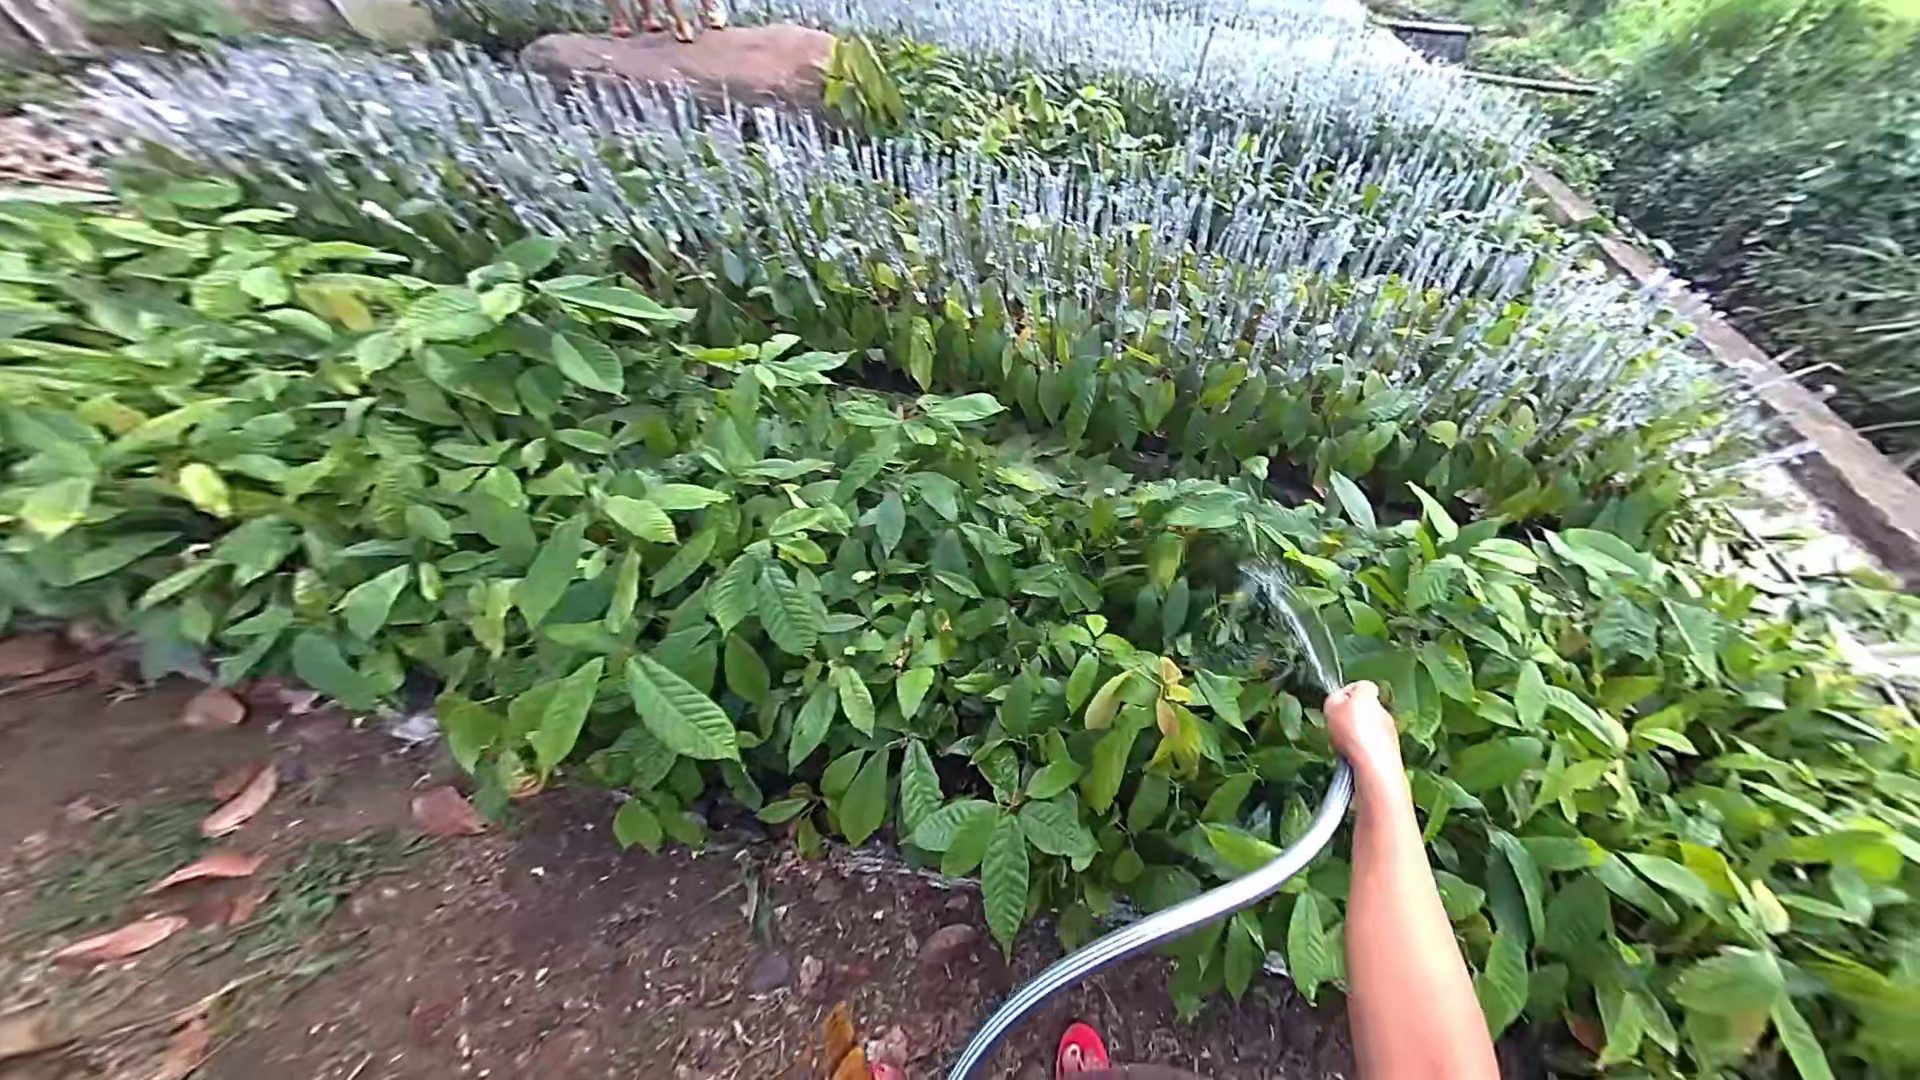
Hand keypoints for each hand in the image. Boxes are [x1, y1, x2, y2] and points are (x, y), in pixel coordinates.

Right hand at [1324, 680, 1402, 777]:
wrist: (1375, 763)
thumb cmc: (1351, 732)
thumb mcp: (1330, 706)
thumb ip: (1335, 697)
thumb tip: (1341, 697)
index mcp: (1368, 696)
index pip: (1363, 685)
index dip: (1349, 691)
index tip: (1339, 702)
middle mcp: (1383, 710)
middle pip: (1366, 706)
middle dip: (1353, 712)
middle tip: (1339, 723)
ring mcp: (1390, 729)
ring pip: (1371, 724)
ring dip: (1359, 729)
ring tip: (1345, 741)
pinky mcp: (1392, 746)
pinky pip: (1375, 740)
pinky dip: (1365, 744)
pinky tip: (1355, 752)